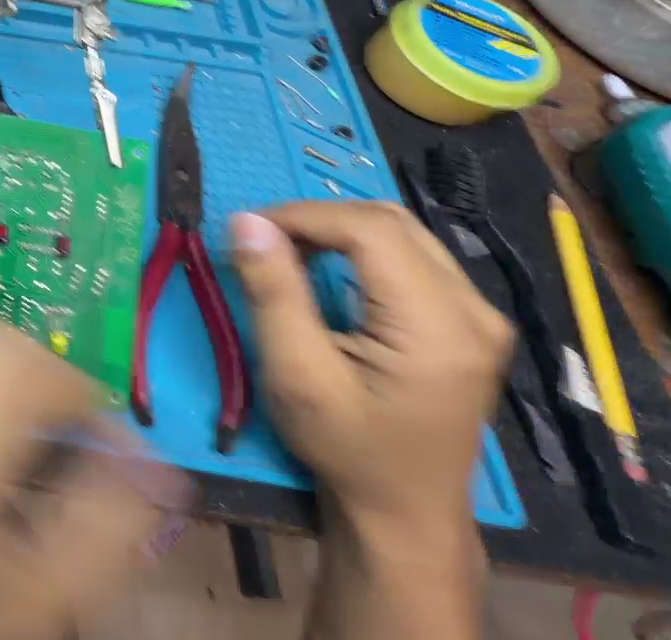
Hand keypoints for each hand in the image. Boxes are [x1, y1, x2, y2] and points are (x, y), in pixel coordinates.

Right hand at [229, 203, 514, 537]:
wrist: (403, 507)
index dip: (302, 216)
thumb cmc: (344, 446)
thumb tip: (246, 222)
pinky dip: (358, 247)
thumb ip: (274, 292)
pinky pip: (412, 255)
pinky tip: (324, 270)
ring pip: (402, 232)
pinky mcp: (468, 320)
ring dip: (336, 229)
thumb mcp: (295, 373)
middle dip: (316, 218)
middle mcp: (474, 310)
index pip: (371, 230)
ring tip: (286, 253)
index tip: (245, 231)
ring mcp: (478, 314)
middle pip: (391, 222)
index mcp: (437, 326)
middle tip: (260, 241)